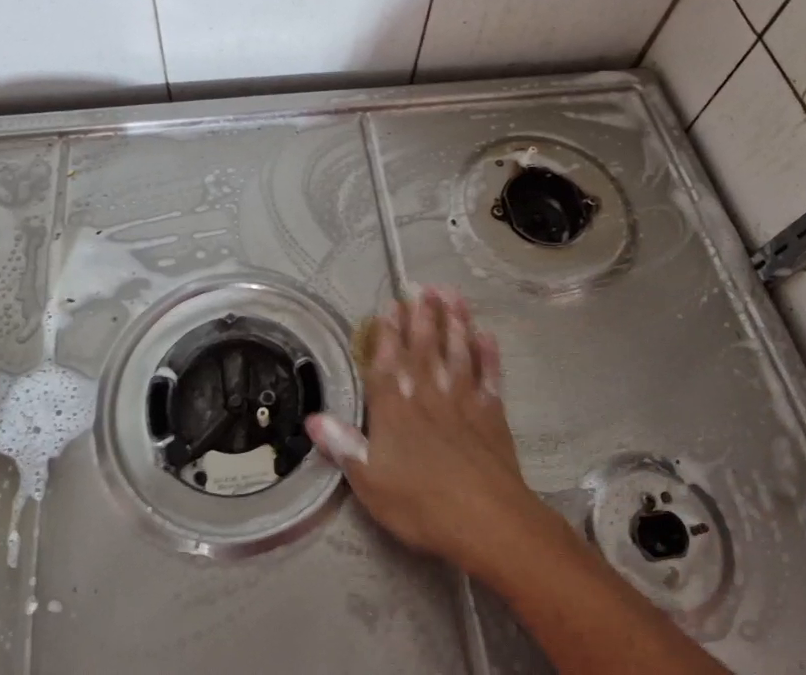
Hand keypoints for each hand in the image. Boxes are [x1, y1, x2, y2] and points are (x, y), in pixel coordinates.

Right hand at [306, 287, 547, 575]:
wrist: (487, 520)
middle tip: (423, 286)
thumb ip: (344, 446)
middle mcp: (428, 396)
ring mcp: (463, 402)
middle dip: (422, 316)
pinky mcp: (493, 414)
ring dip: (454, 322)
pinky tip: (487, 335)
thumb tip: (312, 418)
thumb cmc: (421, 505)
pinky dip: (488, 354)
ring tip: (452, 294)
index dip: (387, 334)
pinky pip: (490, 376)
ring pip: (457, 352)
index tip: (390, 306)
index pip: (387, 364)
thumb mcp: (370, 484)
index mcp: (395, 411)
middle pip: (423, 349)